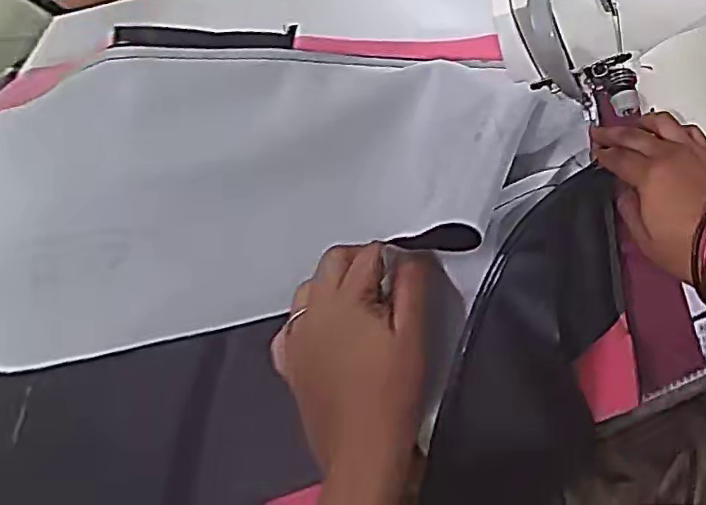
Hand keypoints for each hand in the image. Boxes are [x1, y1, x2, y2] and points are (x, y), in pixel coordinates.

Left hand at [273, 243, 428, 499]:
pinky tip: (333, 326)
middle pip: (333, 260)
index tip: (407, 266)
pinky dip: (311, 315)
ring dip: (336, 282)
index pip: (368, 254)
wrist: (364, 451)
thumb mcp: (413, 332)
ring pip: (310, 287)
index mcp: (344, 304)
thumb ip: (412, 285)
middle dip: (362, 258)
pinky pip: (292, 324)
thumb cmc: (389, 398)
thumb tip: (412, 256)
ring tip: (365, 299)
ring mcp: (298, 341)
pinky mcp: (292, 365)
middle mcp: (314, 317)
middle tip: (389, 275)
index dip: (393, 254)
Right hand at [590, 113, 705, 283]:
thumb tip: (623, 193)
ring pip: (662, 123)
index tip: (598, 151)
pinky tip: (671, 130)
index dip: (604, 153)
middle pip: (634, 134)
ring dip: (643, 121)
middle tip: (603, 133)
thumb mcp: (644, 237)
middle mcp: (668, 157)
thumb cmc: (690, 245)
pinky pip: (689, 130)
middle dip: (613, 132)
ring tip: (635, 124)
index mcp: (649, 174)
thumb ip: (627, 208)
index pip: (618, 157)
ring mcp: (689, 153)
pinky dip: (676, 127)